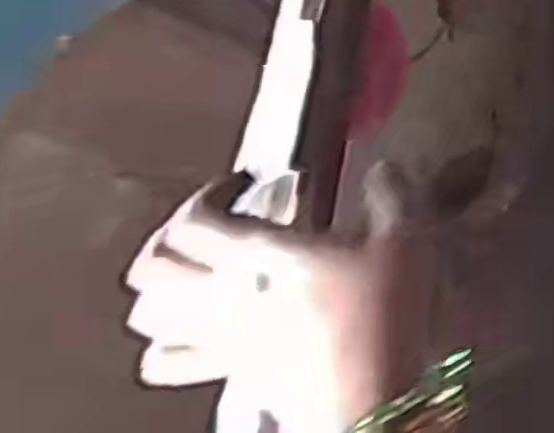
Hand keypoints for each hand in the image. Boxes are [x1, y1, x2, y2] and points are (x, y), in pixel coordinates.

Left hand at [124, 168, 430, 430]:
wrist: (367, 384)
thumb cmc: (385, 301)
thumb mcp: (407, 233)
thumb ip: (391, 194)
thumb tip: (380, 168)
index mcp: (261, 256)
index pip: (197, 222)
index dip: (211, 194)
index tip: (245, 179)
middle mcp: (220, 295)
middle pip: (153, 265)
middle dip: (173, 231)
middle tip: (213, 213)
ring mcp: (216, 336)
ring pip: (146, 311)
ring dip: (163, 281)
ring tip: (201, 263)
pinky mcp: (225, 367)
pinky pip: (165, 357)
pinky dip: (168, 336)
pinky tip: (198, 324)